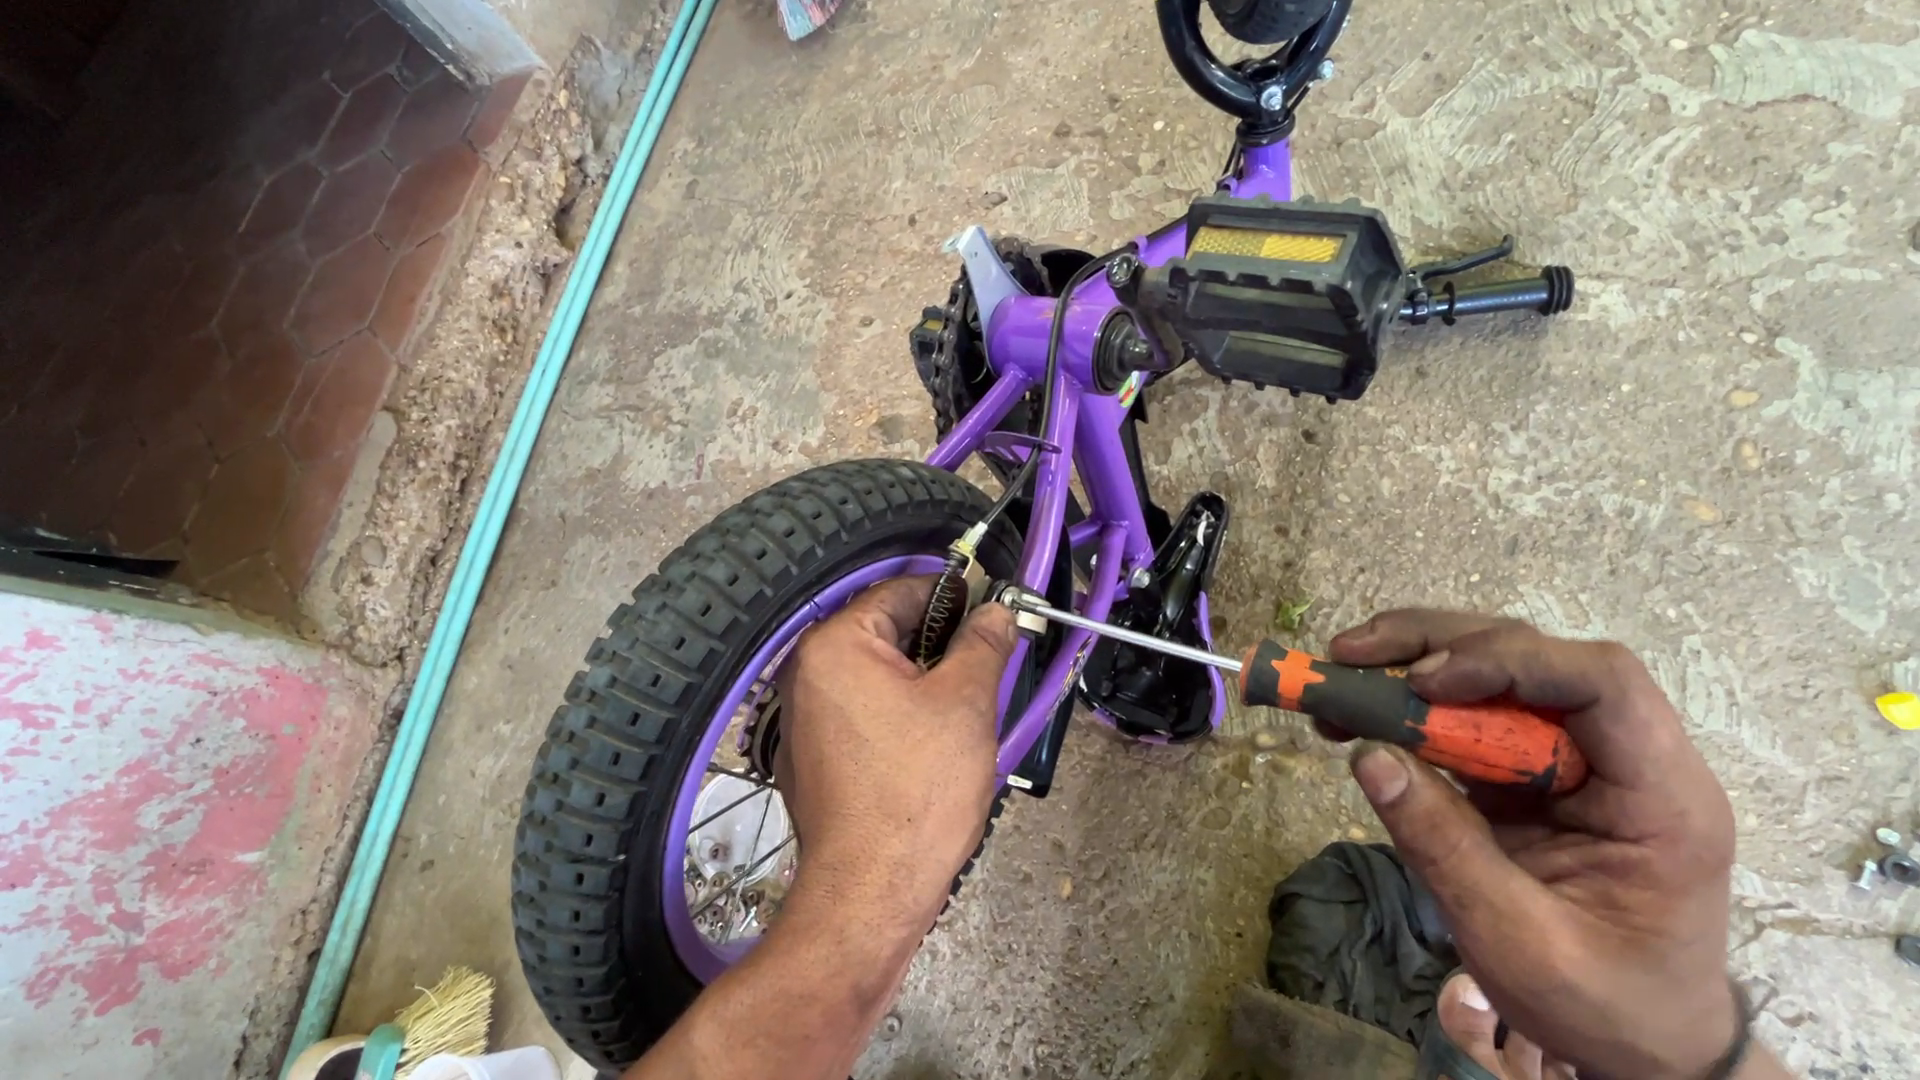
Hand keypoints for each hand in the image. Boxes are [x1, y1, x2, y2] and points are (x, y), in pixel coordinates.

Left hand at [774, 576, 1015, 927]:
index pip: (902, 591)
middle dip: (940, 643)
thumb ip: (983, 643)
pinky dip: (896, 713)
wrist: (870, 892)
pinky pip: (860, 712)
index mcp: (835, 645)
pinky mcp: (808, 757)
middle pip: (886, 632)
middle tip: (988, 662)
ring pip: (876, 675)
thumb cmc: (918, 789)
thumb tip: (997, 611)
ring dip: (922, 680)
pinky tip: (930, 742)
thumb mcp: (966, 702)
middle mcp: (806, 673)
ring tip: (966, 705)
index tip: (993, 612)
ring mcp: (801, 718)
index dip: (955, 596)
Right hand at [1328, 610, 1740, 1079]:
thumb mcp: (1516, 939)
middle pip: (1536, 655)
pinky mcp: (1528, 767)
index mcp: (1659, 796)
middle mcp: (1622, 755)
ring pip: (1496, 670)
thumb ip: (1443, 845)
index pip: (1600, 683)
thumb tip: (1368, 755)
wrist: (1639, 1044)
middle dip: (1438, 644)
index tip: (1422, 684)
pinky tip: (1358, 713)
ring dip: (1413, 662)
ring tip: (1340, 672)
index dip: (1507, 661)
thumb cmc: (1601, 1003)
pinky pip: (1468, 713)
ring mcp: (1573, 757)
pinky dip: (1408, 705)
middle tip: (1349, 653)